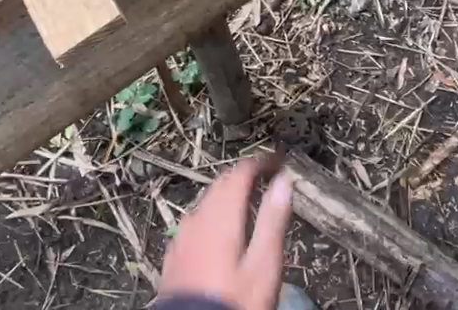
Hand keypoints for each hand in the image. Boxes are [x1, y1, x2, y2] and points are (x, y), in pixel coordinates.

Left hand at [159, 154, 294, 309]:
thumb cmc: (235, 302)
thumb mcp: (264, 265)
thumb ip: (273, 219)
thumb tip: (283, 181)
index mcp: (222, 215)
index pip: (240, 173)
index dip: (261, 162)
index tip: (279, 162)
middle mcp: (198, 218)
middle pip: (221, 183)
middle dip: (244, 175)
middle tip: (266, 178)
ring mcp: (182, 238)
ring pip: (206, 201)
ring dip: (227, 194)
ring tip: (247, 201)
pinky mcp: (174, 256)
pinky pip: (195, 221)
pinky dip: (212, 214)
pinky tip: (218, 230)